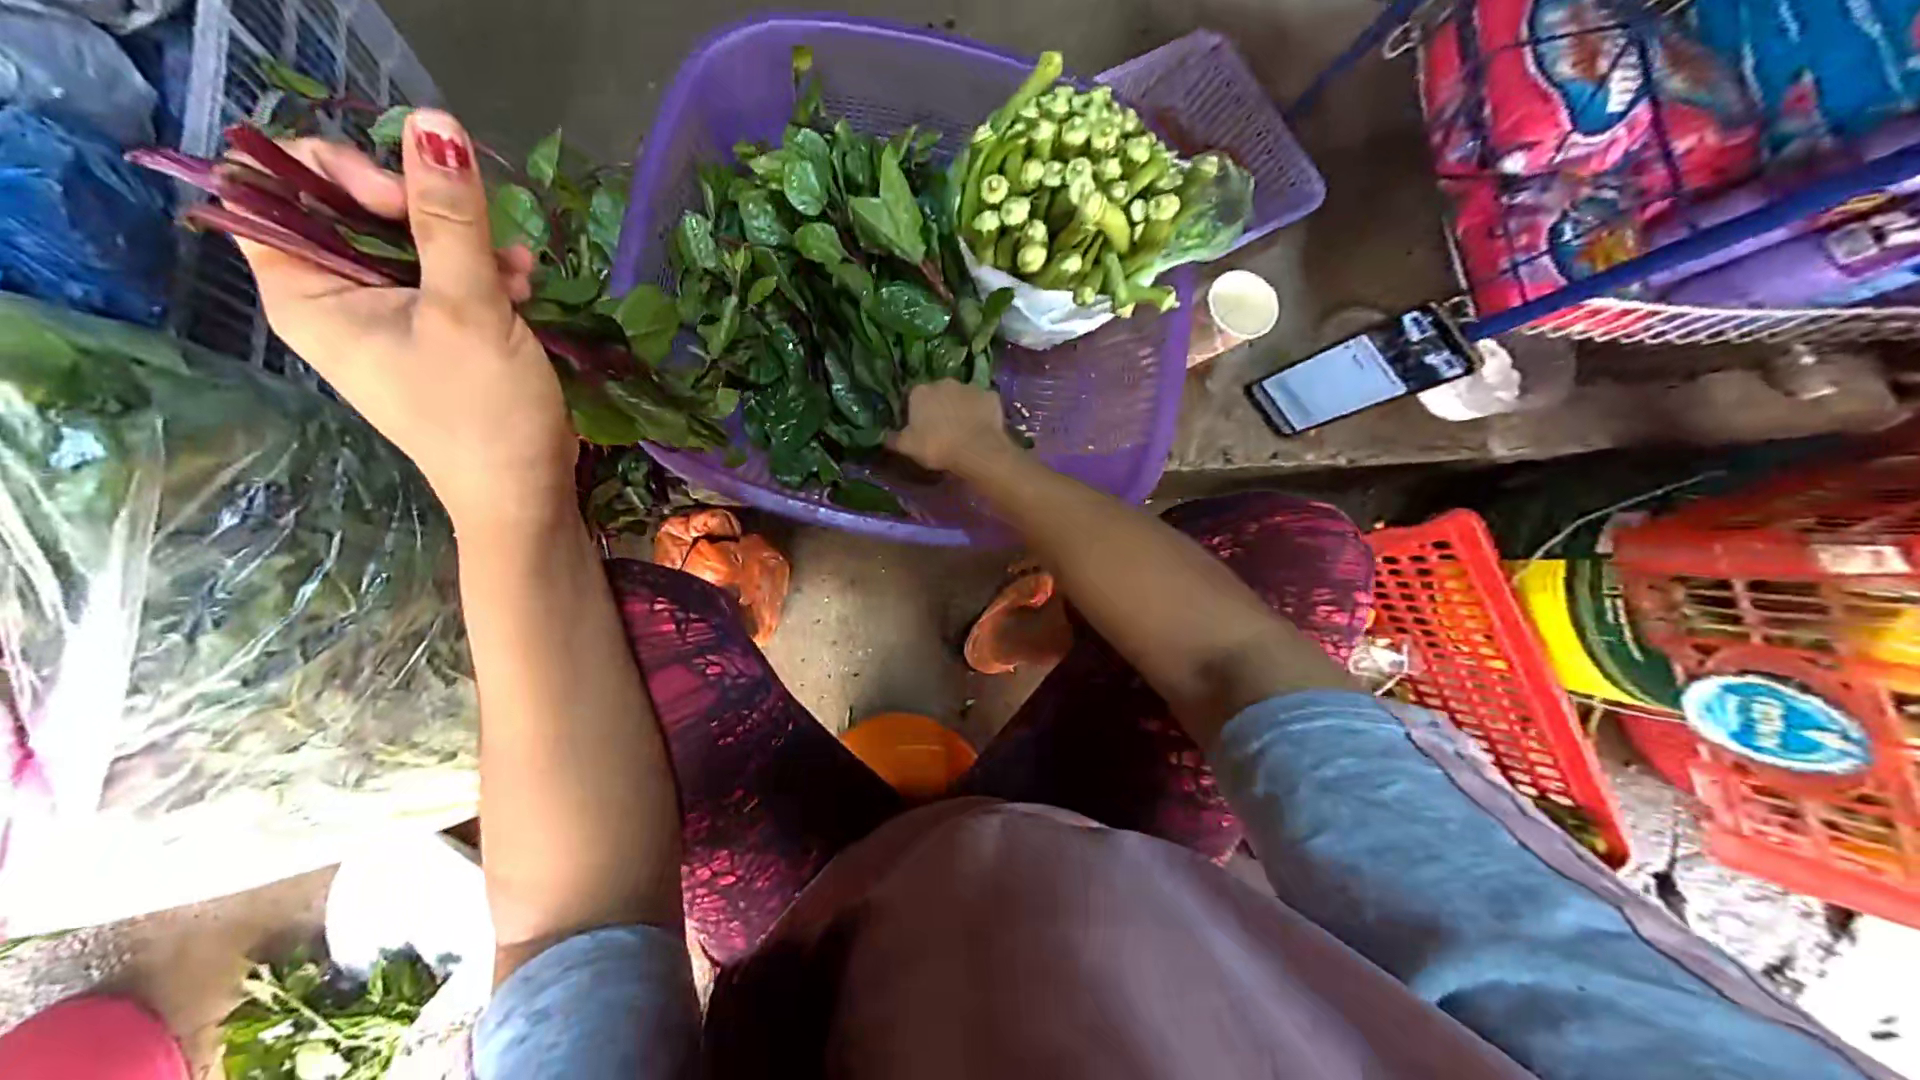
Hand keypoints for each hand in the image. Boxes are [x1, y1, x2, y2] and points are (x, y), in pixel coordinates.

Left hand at [235, 109, 574, 533]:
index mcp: (307, 293)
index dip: (339, 171)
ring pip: (413, 244)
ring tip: (518, 273)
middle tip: (477, 234)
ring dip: (469, 245)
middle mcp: (337, 299)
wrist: (524, 490)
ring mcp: (391, 319)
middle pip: (354, 210)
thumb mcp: (467, 309)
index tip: (407, 197)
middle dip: (425, 212)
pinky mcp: (438, 335)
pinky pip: (448, 279)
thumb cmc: (483, 410)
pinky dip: (484, 275)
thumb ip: (451, 217)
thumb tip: (437, 124)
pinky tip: (523, 287)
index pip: (276, 187)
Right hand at [888, 380, 1018, 476]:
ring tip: (964, 429)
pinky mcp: (991, 396)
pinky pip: (983, 403)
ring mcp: (970, 387)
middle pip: (939, 393)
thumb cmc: (936, 447)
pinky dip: (982, 412)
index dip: (917, 412)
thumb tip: (882, 436)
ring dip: (962, 407)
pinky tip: (981, 427)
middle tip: (943, 429)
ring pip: (962, 396)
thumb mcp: (907, 447)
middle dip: (940, 406)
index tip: (920, 427)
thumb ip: (893, 439)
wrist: (976, 450)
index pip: (914, 397)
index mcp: (920, 392)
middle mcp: (944, 382)